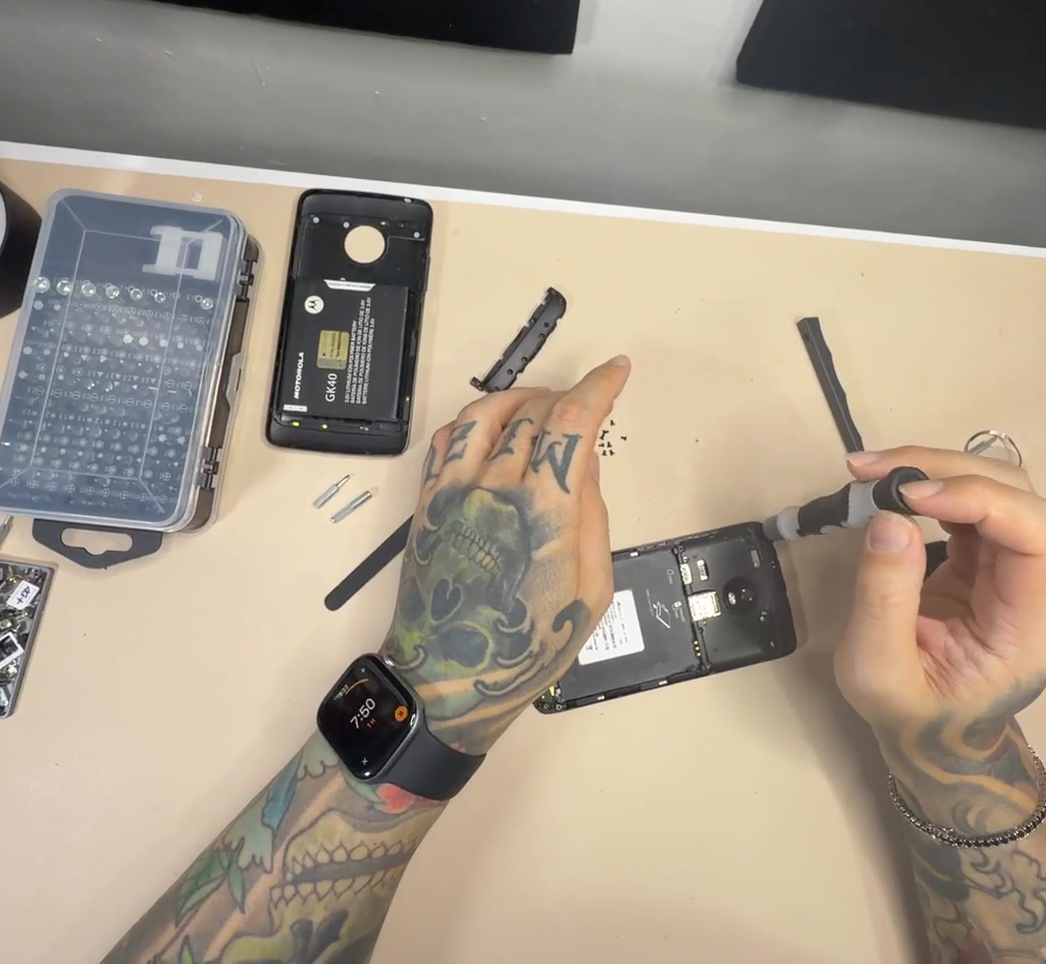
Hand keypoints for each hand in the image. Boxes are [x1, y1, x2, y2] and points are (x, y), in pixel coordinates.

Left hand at [383, 356, 631, 754]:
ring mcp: (454, 490)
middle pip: (534, 411)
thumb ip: (592, 515)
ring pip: (486, 412)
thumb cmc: (530, 643)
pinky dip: (475, 419)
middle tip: (583, 411)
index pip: (574, 421)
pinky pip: (447, 438)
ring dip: (520, 399)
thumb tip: (586, 461)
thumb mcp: (592, 587)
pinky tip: (494, 429)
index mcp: (545, 510)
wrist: (450, 675)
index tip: (617, 371)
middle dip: (567, 398)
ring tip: (540, 409)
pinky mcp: (428, 500)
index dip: (600, 386)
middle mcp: (495, 487)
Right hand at [832, 447, 1045, 743]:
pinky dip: (926, 485)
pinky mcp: (984, 560)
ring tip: (869, 471)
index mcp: (1032, 628)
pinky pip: (968, 505)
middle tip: (873, 472)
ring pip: (997, 490)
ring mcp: (1013, 571)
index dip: (984, 501)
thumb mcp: (878, 671)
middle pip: (1023, 499)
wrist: (930, 736)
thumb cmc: (911, 716)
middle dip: (951, 470)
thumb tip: (890, 519)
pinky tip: (886, 486)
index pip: (1043, 539)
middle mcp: (1037, 589)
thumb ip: (884, 599)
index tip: (910, 497)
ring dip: (935, 468)